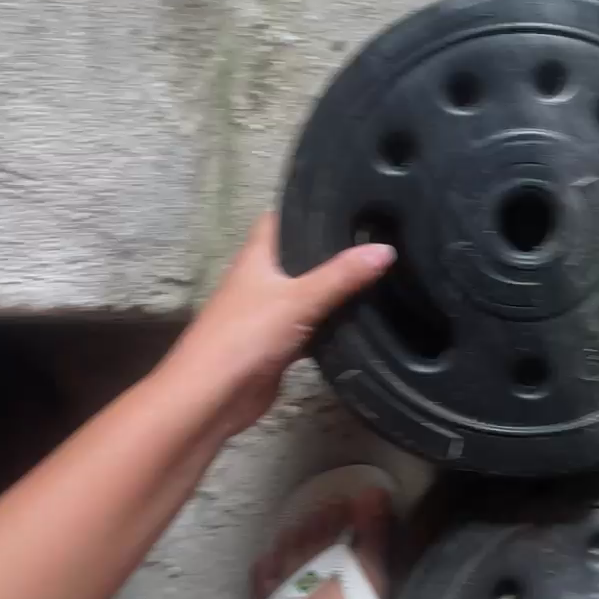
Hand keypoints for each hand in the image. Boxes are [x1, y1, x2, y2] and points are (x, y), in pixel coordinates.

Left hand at [153, 215, 393, 433]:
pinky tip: (361, 319)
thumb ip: (343, 275)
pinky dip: (332, 324)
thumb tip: (387, 249)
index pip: (282, 218)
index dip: (308, 205)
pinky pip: (312, 326)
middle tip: (377, 235)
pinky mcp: (279, 344)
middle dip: (332, 248)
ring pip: (308, 292)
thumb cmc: (245, 336)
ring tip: (379, 271)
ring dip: (334, 287)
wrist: (212, 399)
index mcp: (258, 256)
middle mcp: (262, 279)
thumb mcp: (299, 299)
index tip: (348, 199)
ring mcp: (269, 312)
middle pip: (300, 255)